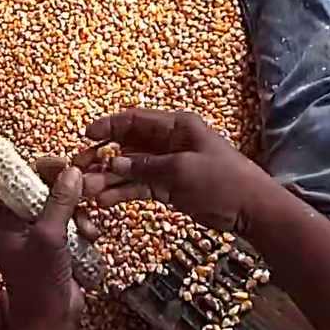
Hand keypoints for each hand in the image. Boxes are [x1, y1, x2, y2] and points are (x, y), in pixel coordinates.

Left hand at [0, 162, 90, 329]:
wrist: (49, 324)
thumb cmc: (40, 282)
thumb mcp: (50, 237)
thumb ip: (60, 201)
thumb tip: (72, 170)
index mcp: (2, 220)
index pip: (19, 181)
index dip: (44, 171)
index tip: (68, 167)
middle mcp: (16, 225)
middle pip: (44, 192)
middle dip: (68, 196)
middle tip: (88, 194)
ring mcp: (37, 236)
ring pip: (62, 208)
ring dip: (78, 215)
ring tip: (87, 231)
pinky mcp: (55, 247)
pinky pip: (70, 225)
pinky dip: (82, 229)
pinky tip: (89, 239)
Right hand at [78, 110, 276, 232]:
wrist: (250, 209)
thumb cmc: (221, 181)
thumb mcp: (181, 170)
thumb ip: (145, 167)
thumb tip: (114, 165)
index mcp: (176, 126)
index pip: (135, 120)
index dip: (109, 126)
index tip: (87, 136)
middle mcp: (168, 142)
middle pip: (128, 145)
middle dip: (102, 156)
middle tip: (79, 168)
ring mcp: (167, 165)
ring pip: (130, 168)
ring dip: (109, 178)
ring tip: (87, 191)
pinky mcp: (167, 186)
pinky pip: (139, 186)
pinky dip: (122, 192)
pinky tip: (104, 201)